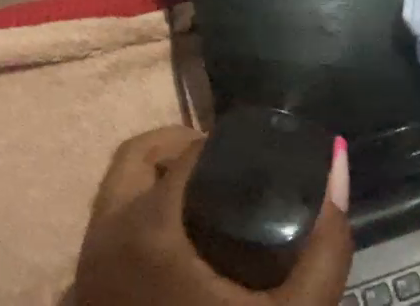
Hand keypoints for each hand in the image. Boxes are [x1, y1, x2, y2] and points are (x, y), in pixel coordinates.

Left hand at [74, 125, 354, 305]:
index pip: (183, 152)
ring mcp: (82, 278)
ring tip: (206, 204)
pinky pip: (103, 241)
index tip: (257, 151)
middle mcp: (100, 242)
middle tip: (227, 166)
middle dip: (180, 147)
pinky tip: (179, 256)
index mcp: (144, 231)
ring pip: (112, 199)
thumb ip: (324, 248)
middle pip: (135, 158)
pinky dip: (136, 225)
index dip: (223, 141)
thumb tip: (338, 166)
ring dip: (155, 185)